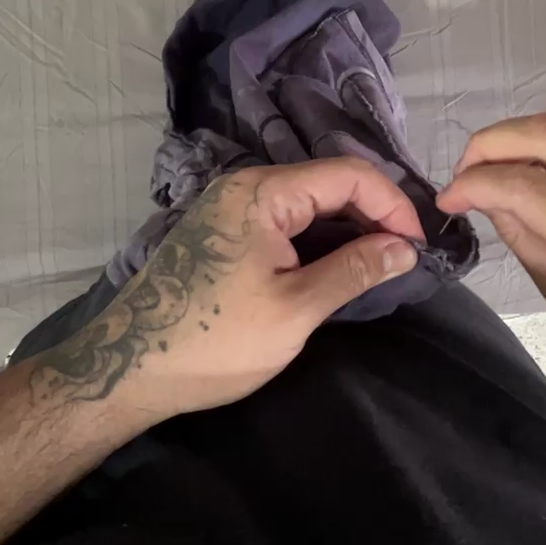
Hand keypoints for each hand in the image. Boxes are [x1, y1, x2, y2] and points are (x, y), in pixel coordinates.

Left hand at [29, 159, 425, 422]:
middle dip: (374, 214)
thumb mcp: (293, 309)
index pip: (348, 175)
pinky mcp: (224, 231)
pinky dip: (319, 236)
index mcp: (263, 193)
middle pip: (328, 182)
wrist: (128, 369)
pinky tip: (336, 263)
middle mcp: (246, 186)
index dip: (392, 205)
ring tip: (379, 263)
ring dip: (348, 226)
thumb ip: (353, 270)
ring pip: (308, 201)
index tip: (416, 248)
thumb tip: (404, 248)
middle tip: (403, 258)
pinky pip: (285, 219)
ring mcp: (231, 207)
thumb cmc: (214, 341)